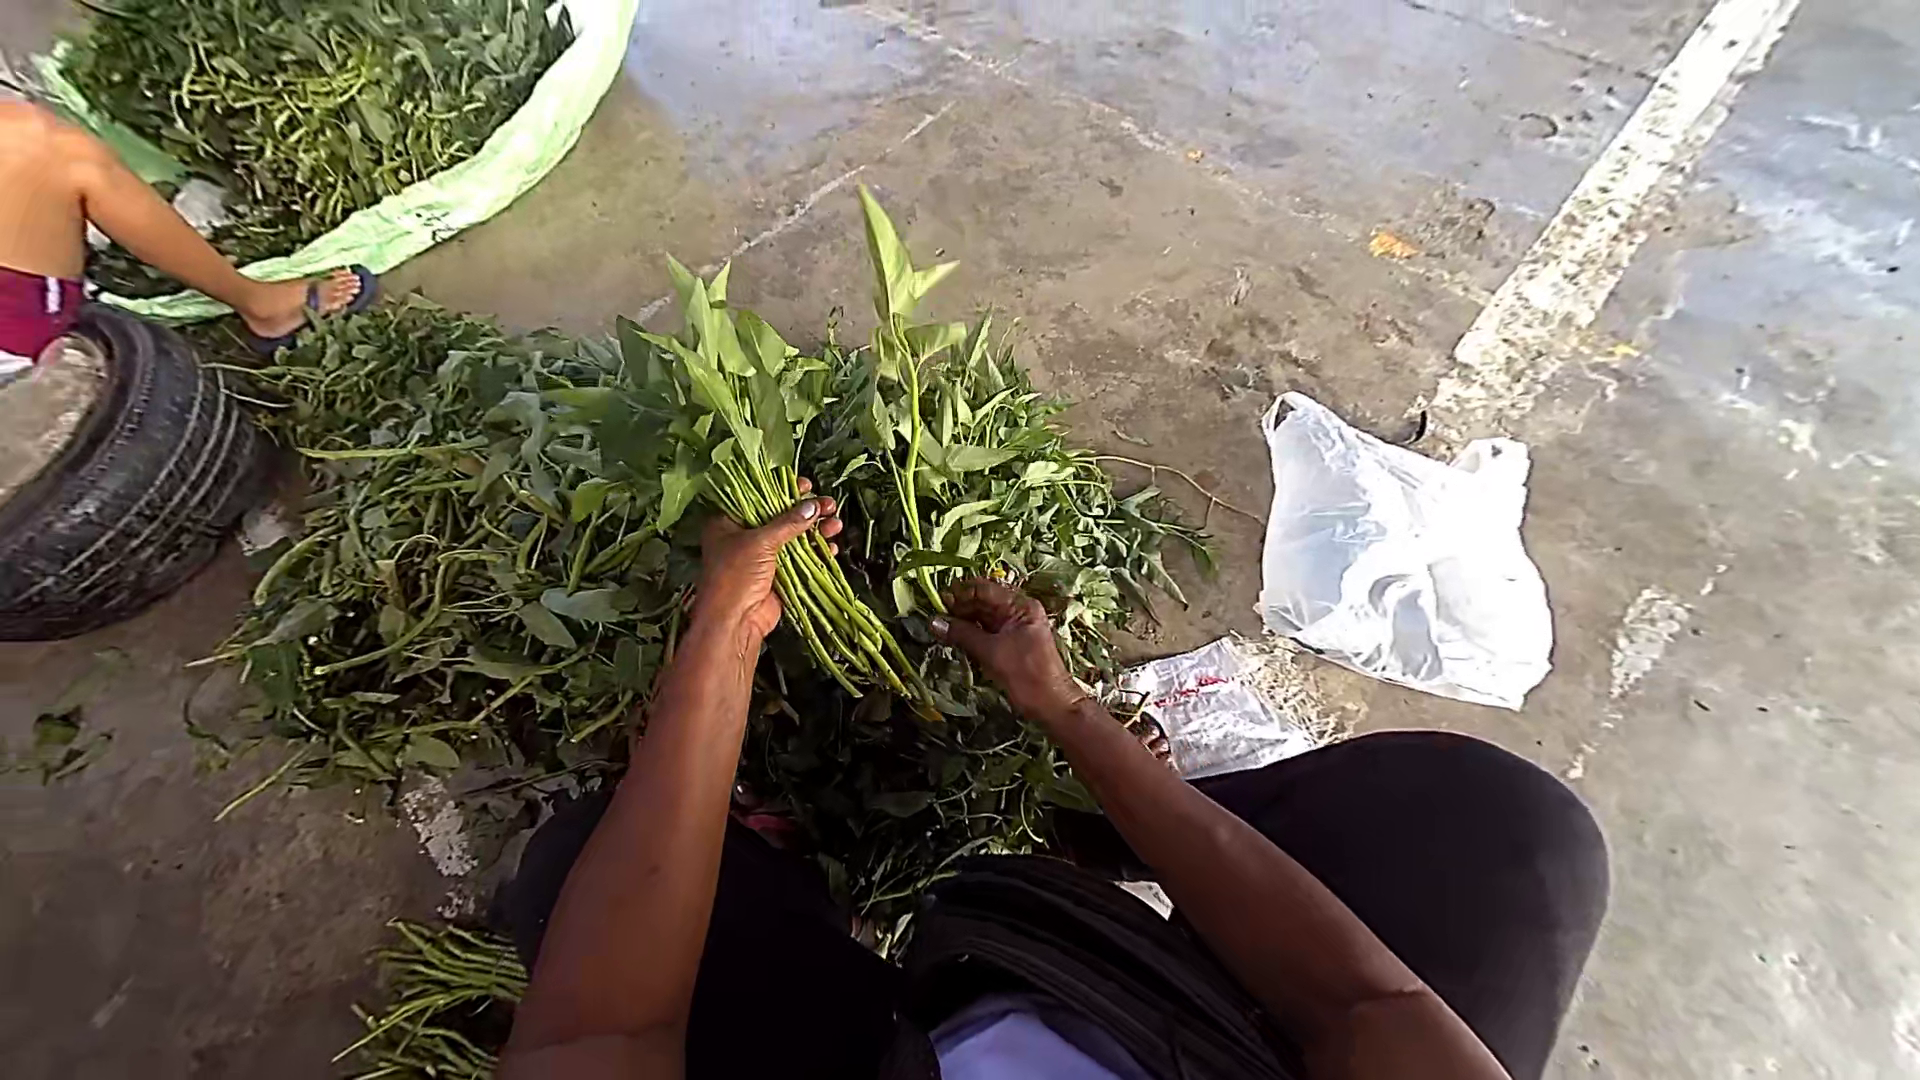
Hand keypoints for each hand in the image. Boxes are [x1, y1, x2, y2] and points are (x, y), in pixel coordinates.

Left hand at [694, 478, 842, 644]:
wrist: (734, 621)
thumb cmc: (735, 575)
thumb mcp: (760, 542)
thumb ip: (788, 522)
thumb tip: (812, 506)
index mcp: (729, 522)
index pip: (758, 496)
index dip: (783, 488)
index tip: (806, 485)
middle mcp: (745, 535)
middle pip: (781, 515)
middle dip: (807, 510)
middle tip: (829, 504)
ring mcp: (763, 555)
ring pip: (794, 537)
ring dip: (816, 530)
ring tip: (836, 524)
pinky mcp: (778, 573)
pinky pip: (801, 558)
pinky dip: (816, 551)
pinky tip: (831, 546)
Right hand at [931, 578, 1087, 720]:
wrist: (1052, 705)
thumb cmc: (1027, 676)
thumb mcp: (992, 653)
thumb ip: (962, 634)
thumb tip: (935, 622)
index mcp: (1020, 606)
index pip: (985, 589)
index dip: (960, 592)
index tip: (938, 600)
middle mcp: (1018, 612)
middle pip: (983, 601)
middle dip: (959, 607)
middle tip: (935, 616)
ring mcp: (1015, 627)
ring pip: (983, 617)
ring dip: (963, 621)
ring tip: (940, 627)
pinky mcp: (1011, 643)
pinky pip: (987, 631)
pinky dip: (971, 633)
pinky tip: (954, 637)